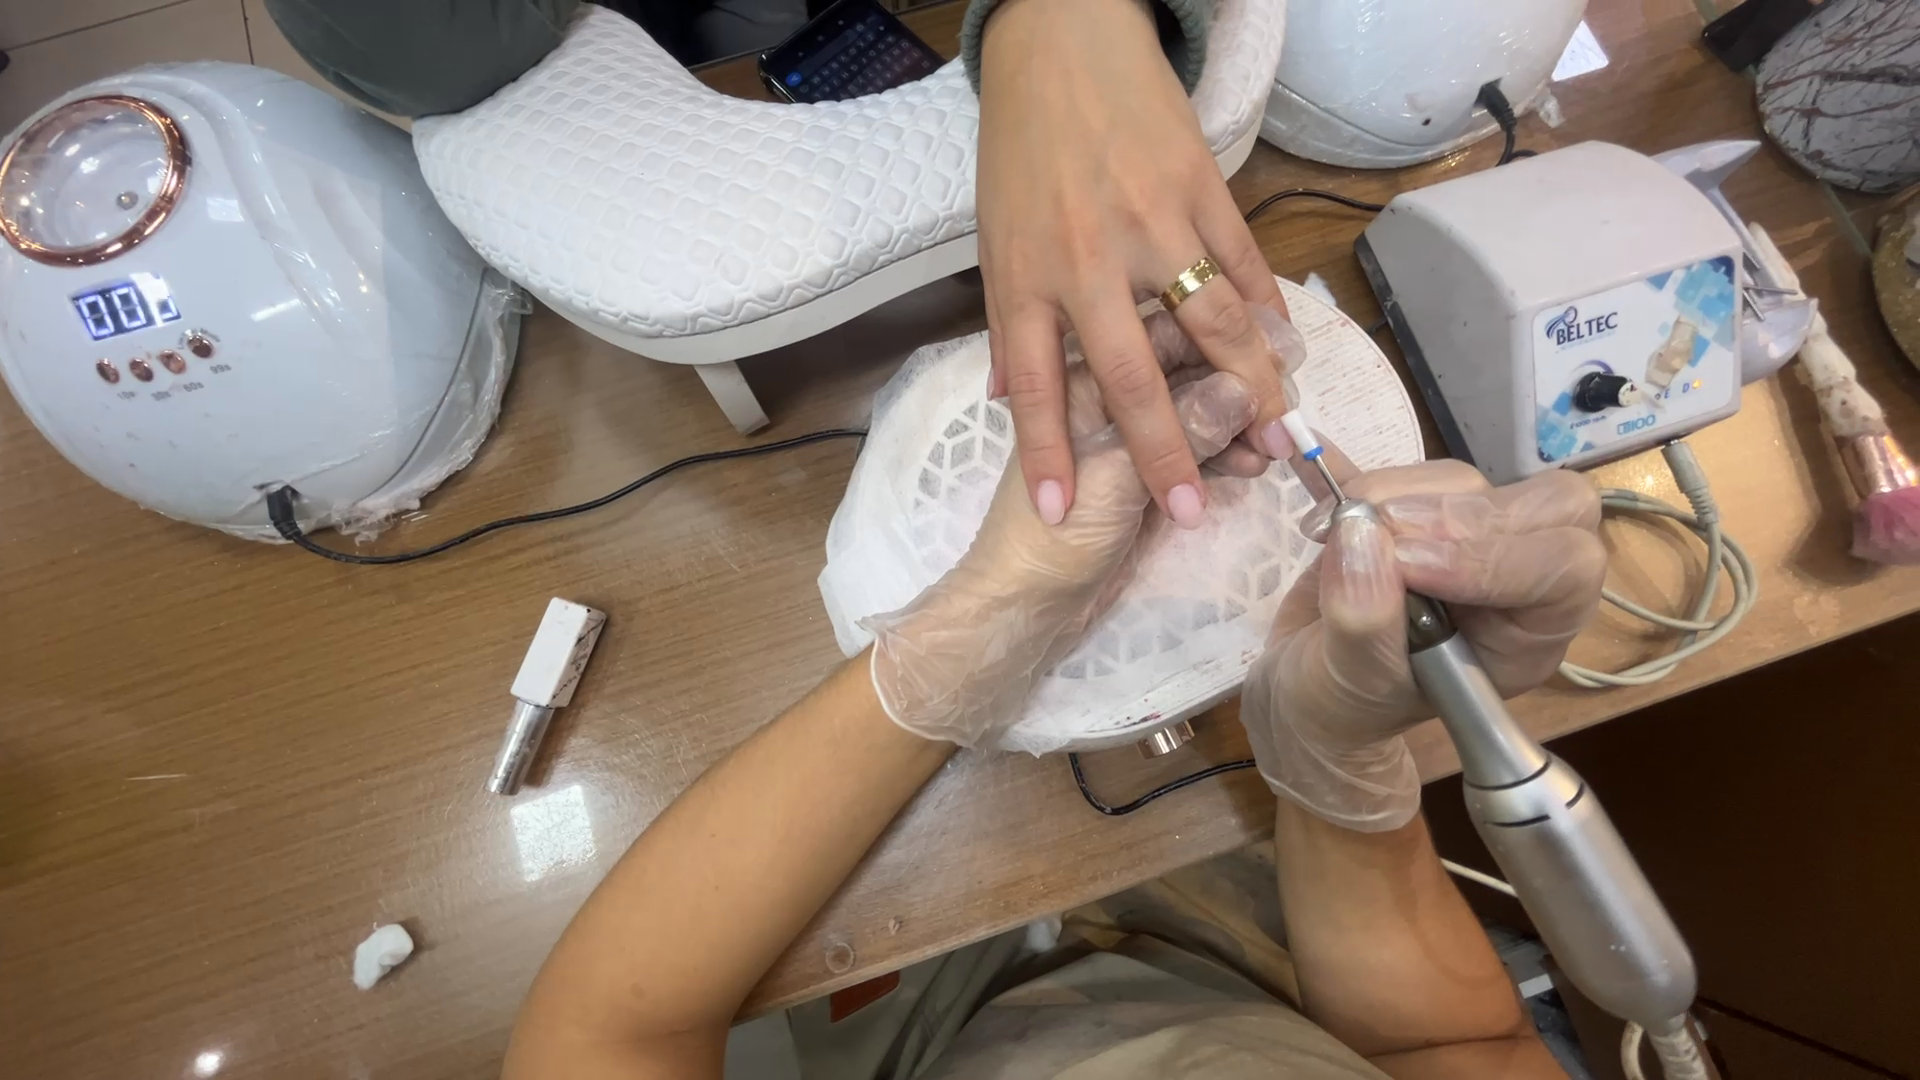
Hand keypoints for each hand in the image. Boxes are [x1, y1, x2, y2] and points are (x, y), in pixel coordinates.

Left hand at [866, 311, 1267, 748]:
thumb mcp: (1114, 478)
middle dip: (1237, 389)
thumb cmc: (1052, 537)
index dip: (1219, 347)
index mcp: (1085, 382)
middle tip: (1285, 409)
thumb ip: (1178, 430)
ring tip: (1274, 449)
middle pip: (1186, 376)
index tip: (1275, 360)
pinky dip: (1224, 456)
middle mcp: (1110, 400)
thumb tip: (1246, 387)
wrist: (1027, 608)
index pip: (1160, 342)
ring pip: (1196, 415)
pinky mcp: (1145, 477)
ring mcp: (1130, 440)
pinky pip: (1194, 453)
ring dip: (1236, 428)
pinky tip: (1252, 465)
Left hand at [976, 0, 1299, 530]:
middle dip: (1163, 450)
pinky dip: (1268, 312)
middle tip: (1193, 509)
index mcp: (1027, 280)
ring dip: (1247, 388)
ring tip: (1272, 439)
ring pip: (1211, 322)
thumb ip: (1003, 326)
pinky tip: (1285, 354)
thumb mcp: (993, 244)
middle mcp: (1089, 261)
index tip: (1058, 516)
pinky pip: (1243, 262)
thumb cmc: (1020, 156)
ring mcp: (1154, 223)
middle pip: (1131, 374)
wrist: (1063, 44)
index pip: (1036, 387)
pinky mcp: (1204, 187)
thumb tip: (1004, 399)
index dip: (1047, 455)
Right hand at [1240, 452, 1606, 830]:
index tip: (1402, 566)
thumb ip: (1363, 620)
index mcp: (1524, 634)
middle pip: (1537, 504)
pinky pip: (1392, 472)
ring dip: (1385, 492)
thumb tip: (1359, 531)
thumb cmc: (1341, 703)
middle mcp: (1510, 577)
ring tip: (1323, 531)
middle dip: (1445, 511)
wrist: (1306, 687)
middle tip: (1363, 533)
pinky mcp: (1403, 513)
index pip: (1562, 567)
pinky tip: (1308, 462)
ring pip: (1459, 480)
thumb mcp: (1354, 683)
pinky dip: (1348, 463)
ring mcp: (1458, 539)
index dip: (1488, 554)